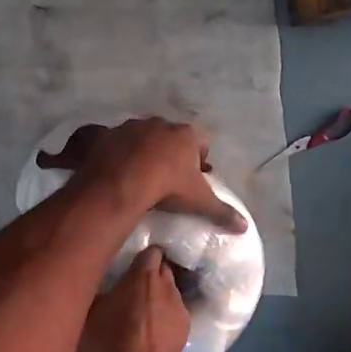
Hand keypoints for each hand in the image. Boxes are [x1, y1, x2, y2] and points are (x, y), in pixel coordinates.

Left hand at [37, 117, 246, 232]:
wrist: (121, 179)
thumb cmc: (167, 186)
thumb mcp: (198, 200)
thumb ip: (221, 211)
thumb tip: (244, 226)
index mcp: (185, 135)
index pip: (201, 142)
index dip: (199, 159)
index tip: (194, 176)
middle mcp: (159, 124)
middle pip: (171, 136)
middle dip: (171, 152)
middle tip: (167, 176)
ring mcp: (131, 126)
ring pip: (142, 136)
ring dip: (142, 150)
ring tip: (138, 174)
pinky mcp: (106, 133)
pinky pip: (112, 139)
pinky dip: (114, 150)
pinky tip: (112, 167)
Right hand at [79, 247, 190, 351]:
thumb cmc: (105, 344)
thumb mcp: (88, 310)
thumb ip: (99, 287)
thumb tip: (97, 278)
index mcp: (143, 275)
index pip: (151, 250)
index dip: (140, 256)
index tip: (127, 263)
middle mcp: (167, 285)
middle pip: (162, 269)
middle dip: (150, 274)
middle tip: (130, 287)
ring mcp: (180, 308)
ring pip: (170, 291)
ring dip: (158, 295)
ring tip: (141, 311)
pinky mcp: (186, 330)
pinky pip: (175, 312)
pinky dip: (165, 315)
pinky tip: (151, 331)